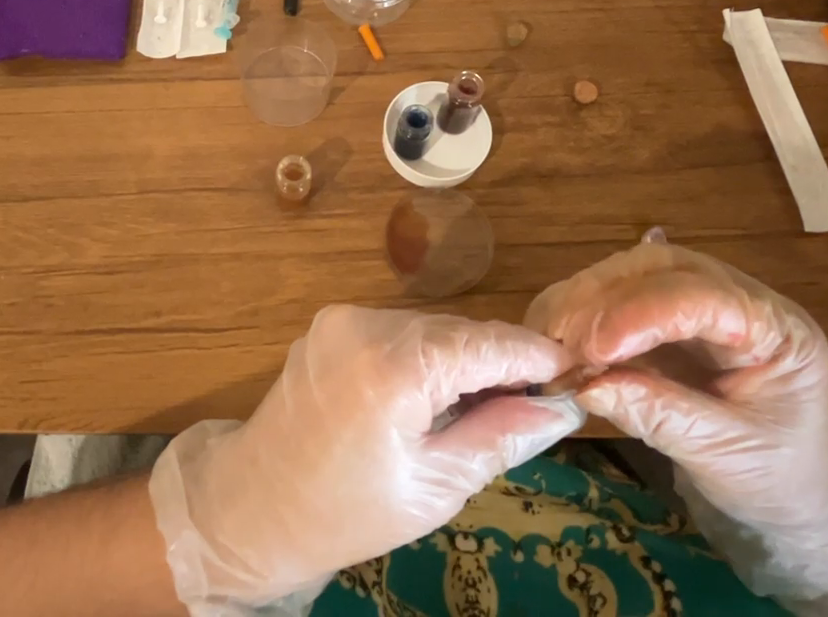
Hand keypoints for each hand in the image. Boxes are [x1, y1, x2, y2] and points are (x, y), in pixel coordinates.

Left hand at [148, 305, 582, 613]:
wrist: (252, 503)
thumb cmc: (346, 511)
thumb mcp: (435, 486)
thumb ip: (501, 435)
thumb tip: (564, 408)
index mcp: (394, 366)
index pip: (489, 342)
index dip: (536, 356)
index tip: (575, 373)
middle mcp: (367, 323)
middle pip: (460, 330)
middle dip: (500, 360)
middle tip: (533, 402)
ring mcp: (345, 316)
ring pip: (432, 327)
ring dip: (462, 357)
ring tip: (479, 407)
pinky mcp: (333, 321)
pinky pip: (400, 328)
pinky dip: (426, 353)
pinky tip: (431, 394)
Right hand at [526, 236, 827, 616]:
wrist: (785, 507)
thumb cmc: (775, 484)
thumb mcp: (725, 456)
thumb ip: (660, 415)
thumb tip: (586, 387)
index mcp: (774, 329)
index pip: (701, 296)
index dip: (640, 313)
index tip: (592, 351)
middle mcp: (737, 299)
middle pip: (659, 267)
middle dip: (602, 296)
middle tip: (557, 337)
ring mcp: (699, 304)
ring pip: (630, 273)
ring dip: (583, 301)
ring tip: (549, 340)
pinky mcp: (665, 320)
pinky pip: (617, 298)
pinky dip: (582, 314)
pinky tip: (555, 335)